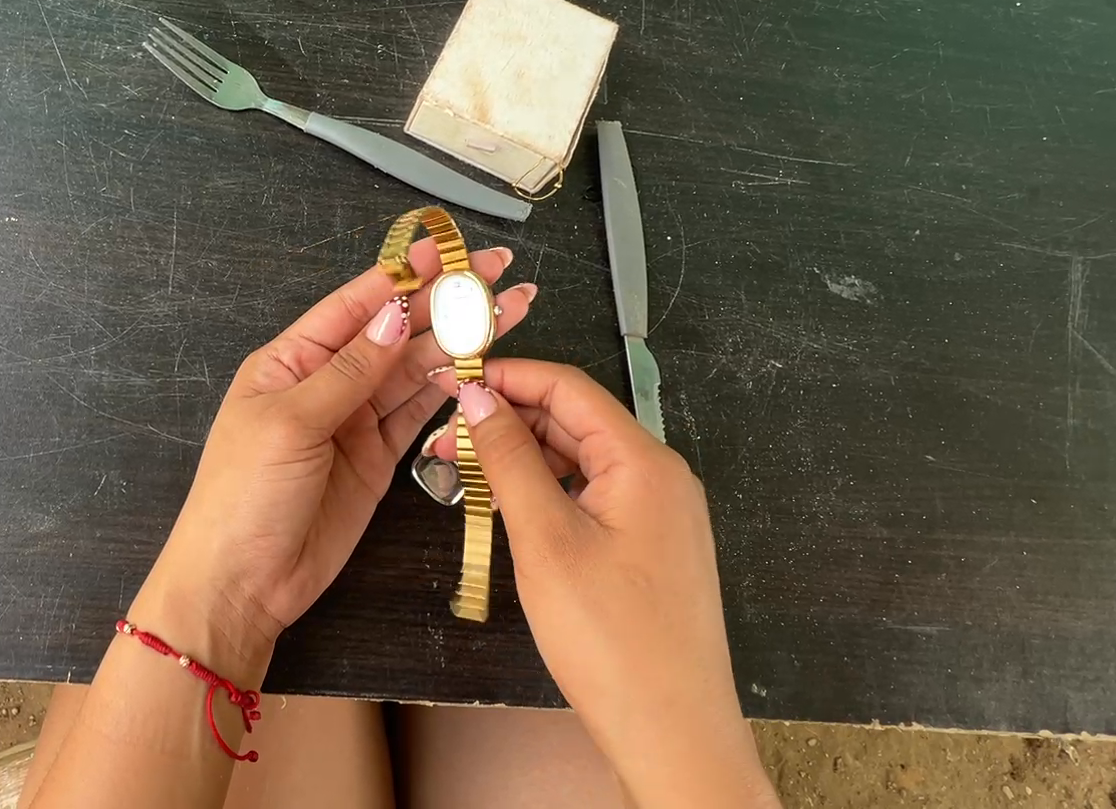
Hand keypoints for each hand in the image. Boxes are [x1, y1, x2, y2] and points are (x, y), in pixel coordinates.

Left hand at [131, 238, 535, 681]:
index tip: (447, 251)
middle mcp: (327, 380)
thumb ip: (348, 372)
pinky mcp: (378, 457)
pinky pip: (418, 413)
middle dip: (445, 302)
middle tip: (500, 273)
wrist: (243, 583)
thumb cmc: (245, 492)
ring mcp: (356, 419)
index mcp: (292, 359)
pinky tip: (482, 365)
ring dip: (459, 342)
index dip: (402, 276)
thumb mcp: (290, 423)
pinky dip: (449, 390)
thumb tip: (393, 315)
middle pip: (394, 332)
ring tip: (508, 312)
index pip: (355, 305)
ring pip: (414, 370)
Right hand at [431, 360, 778, 807]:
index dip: (509, 376)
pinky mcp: (645, 545)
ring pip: (576, 459)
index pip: (569, 388)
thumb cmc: (607, 635)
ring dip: (519, 457)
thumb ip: (509, 458)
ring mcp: (654, 513)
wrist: (672, 739)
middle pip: (572, 422)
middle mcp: (657, 476)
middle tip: (443, 435)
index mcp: (643, 461)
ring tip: (460, 468)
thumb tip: (478, 397)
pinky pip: (586, 494)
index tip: (453, 381)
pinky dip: (542, 489)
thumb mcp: (546, 537)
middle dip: (507, 420)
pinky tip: (502, 501)